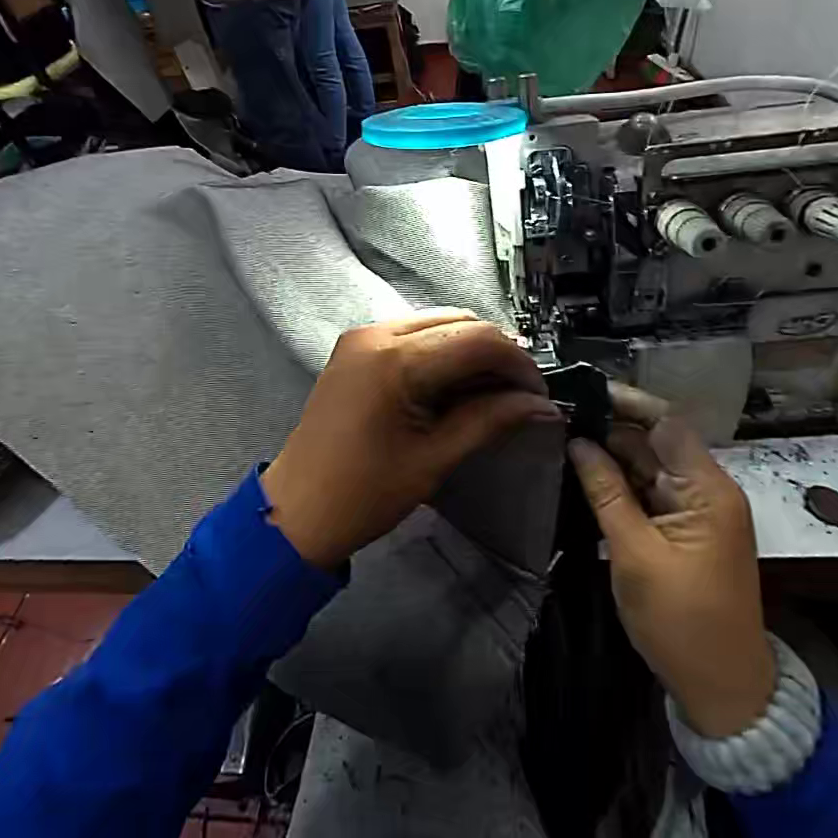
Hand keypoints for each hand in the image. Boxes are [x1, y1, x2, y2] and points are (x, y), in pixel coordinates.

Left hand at [263, 310, 560, 569]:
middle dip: (499, 354)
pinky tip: (458, 386)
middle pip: (462, 323)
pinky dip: (447, 353)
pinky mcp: (358, 348)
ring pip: (442, 324)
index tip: (539, 395)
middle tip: (519, 395)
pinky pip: (417, 335)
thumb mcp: (435, 459)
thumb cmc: (362, 495)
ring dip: (474, 352)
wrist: (294, 514)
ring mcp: (363, 337)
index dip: (518, 364)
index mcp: (393, 361)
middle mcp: (376, 334)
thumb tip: (543, 406)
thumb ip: (492, 420)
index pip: (478, 340)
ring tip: (493, 393)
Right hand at [568, 386, 776, 737]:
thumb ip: (606, 493)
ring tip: (566, 441)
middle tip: (562, 418)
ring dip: (615, 459)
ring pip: (653, 470)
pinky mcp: (689, 532)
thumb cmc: (680, 621)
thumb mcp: (635, 554)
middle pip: (658, 444)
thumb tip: (578, 443)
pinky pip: (654, 496)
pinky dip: (625, 488)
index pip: (667, 424)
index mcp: (707, 488)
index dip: (627, 403)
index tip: (584, 392)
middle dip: (612, 431)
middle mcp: (708, 490)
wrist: (722, 688)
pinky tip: (589, 478)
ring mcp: (699, 512)